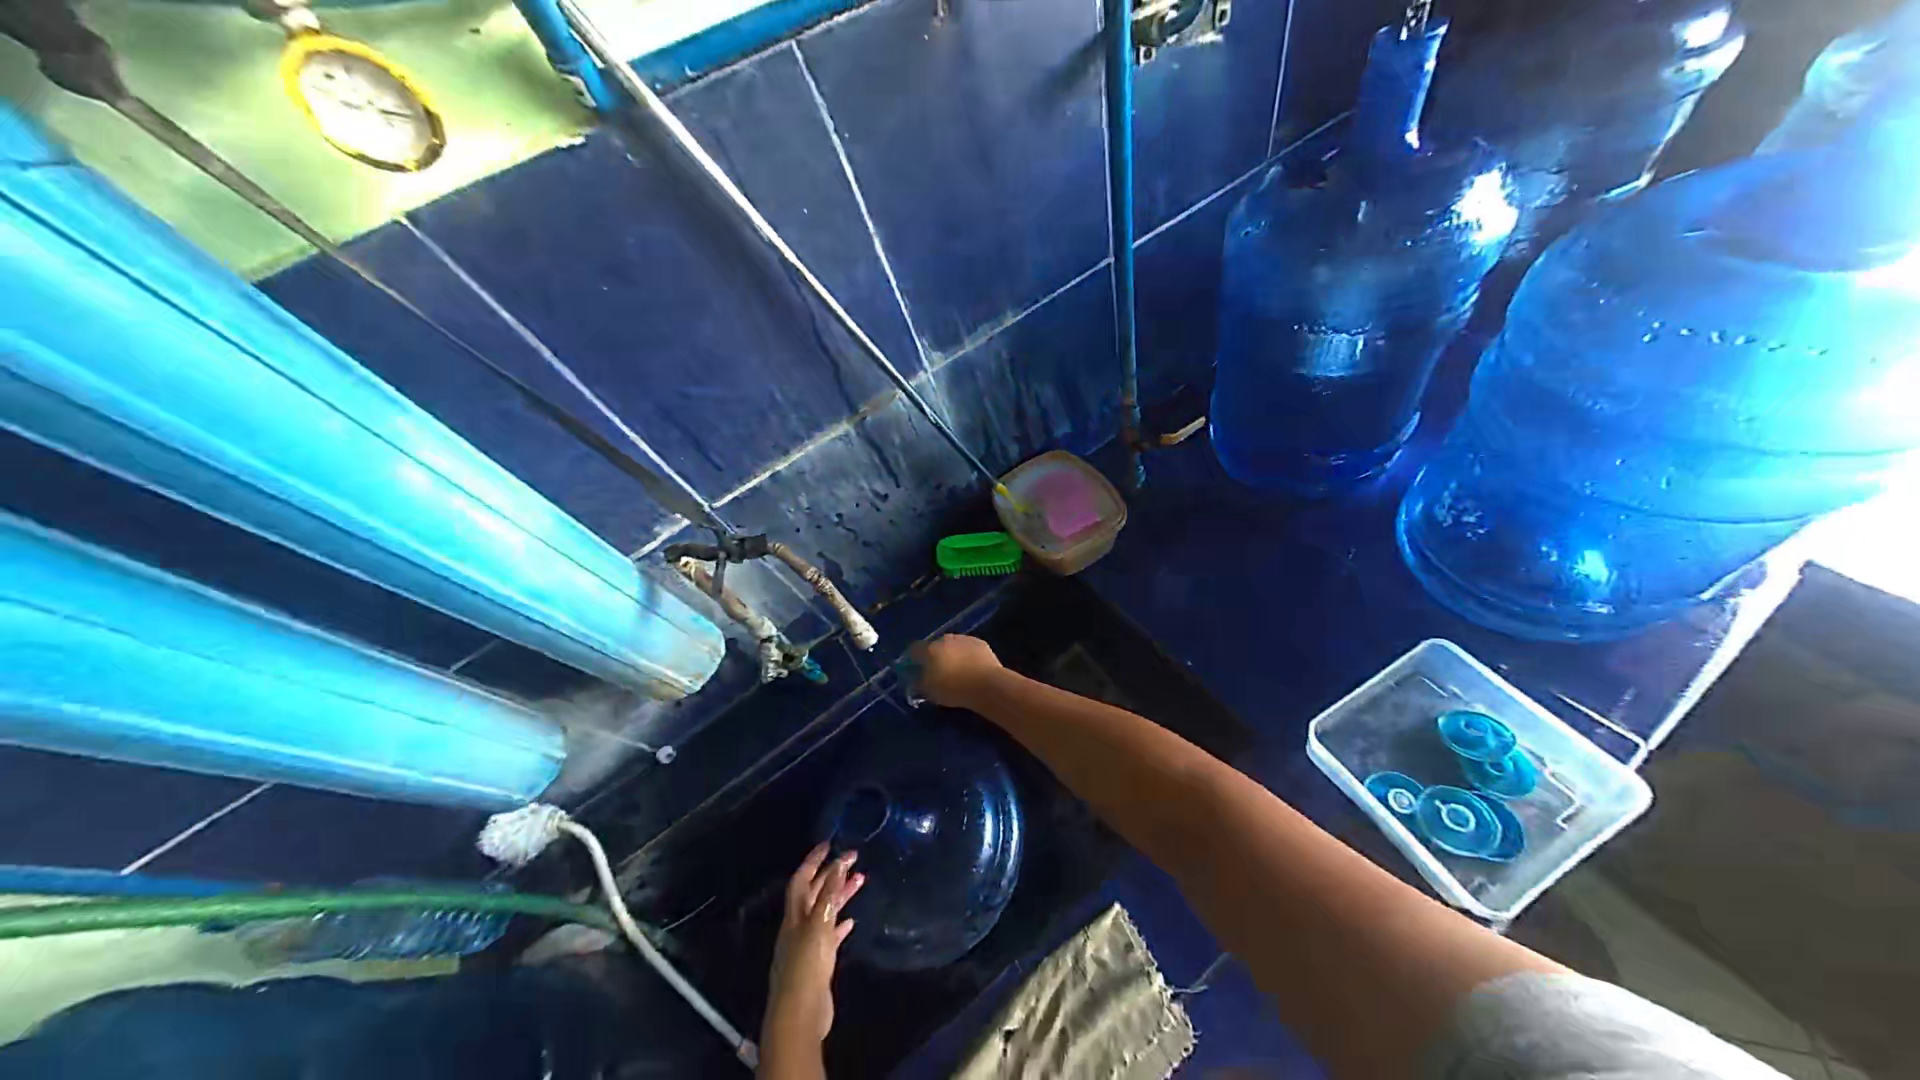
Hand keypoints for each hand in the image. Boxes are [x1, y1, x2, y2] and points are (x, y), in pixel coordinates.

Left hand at [765, 843, 863, 1045]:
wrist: (800, 1013)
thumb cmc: (806, 965)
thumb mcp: (818, 924)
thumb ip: (829, 895)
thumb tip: (838, 863)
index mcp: (795, 914)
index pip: (802, 878)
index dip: (814, 860)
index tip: (830, 843)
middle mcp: (799, 924)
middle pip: (815, 892)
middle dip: (832, 874)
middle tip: (853, 858)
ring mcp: (808, 943)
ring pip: (825, 910)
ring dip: (840, 894)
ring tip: (861, 881)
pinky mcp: (819, 962)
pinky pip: (831, 934)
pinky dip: (841, 923)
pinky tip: (852, 921)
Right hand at [908, 634, 1006, 708]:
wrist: (987, 685)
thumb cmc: (954, 689)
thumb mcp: (930, 691)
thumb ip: (919, 683)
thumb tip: (915, 679)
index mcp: (930, 649)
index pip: (914, 650)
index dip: (913, 659)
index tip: (914, 668)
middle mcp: (945, 639)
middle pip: (934, 645)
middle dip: (934, 655)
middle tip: (936, 669)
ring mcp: (963, 639)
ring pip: (952, 644)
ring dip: (951, 653)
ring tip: (955, 668)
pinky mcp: (980, 643)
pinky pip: (967, 647)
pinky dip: (966, 654)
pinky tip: (970, 665)